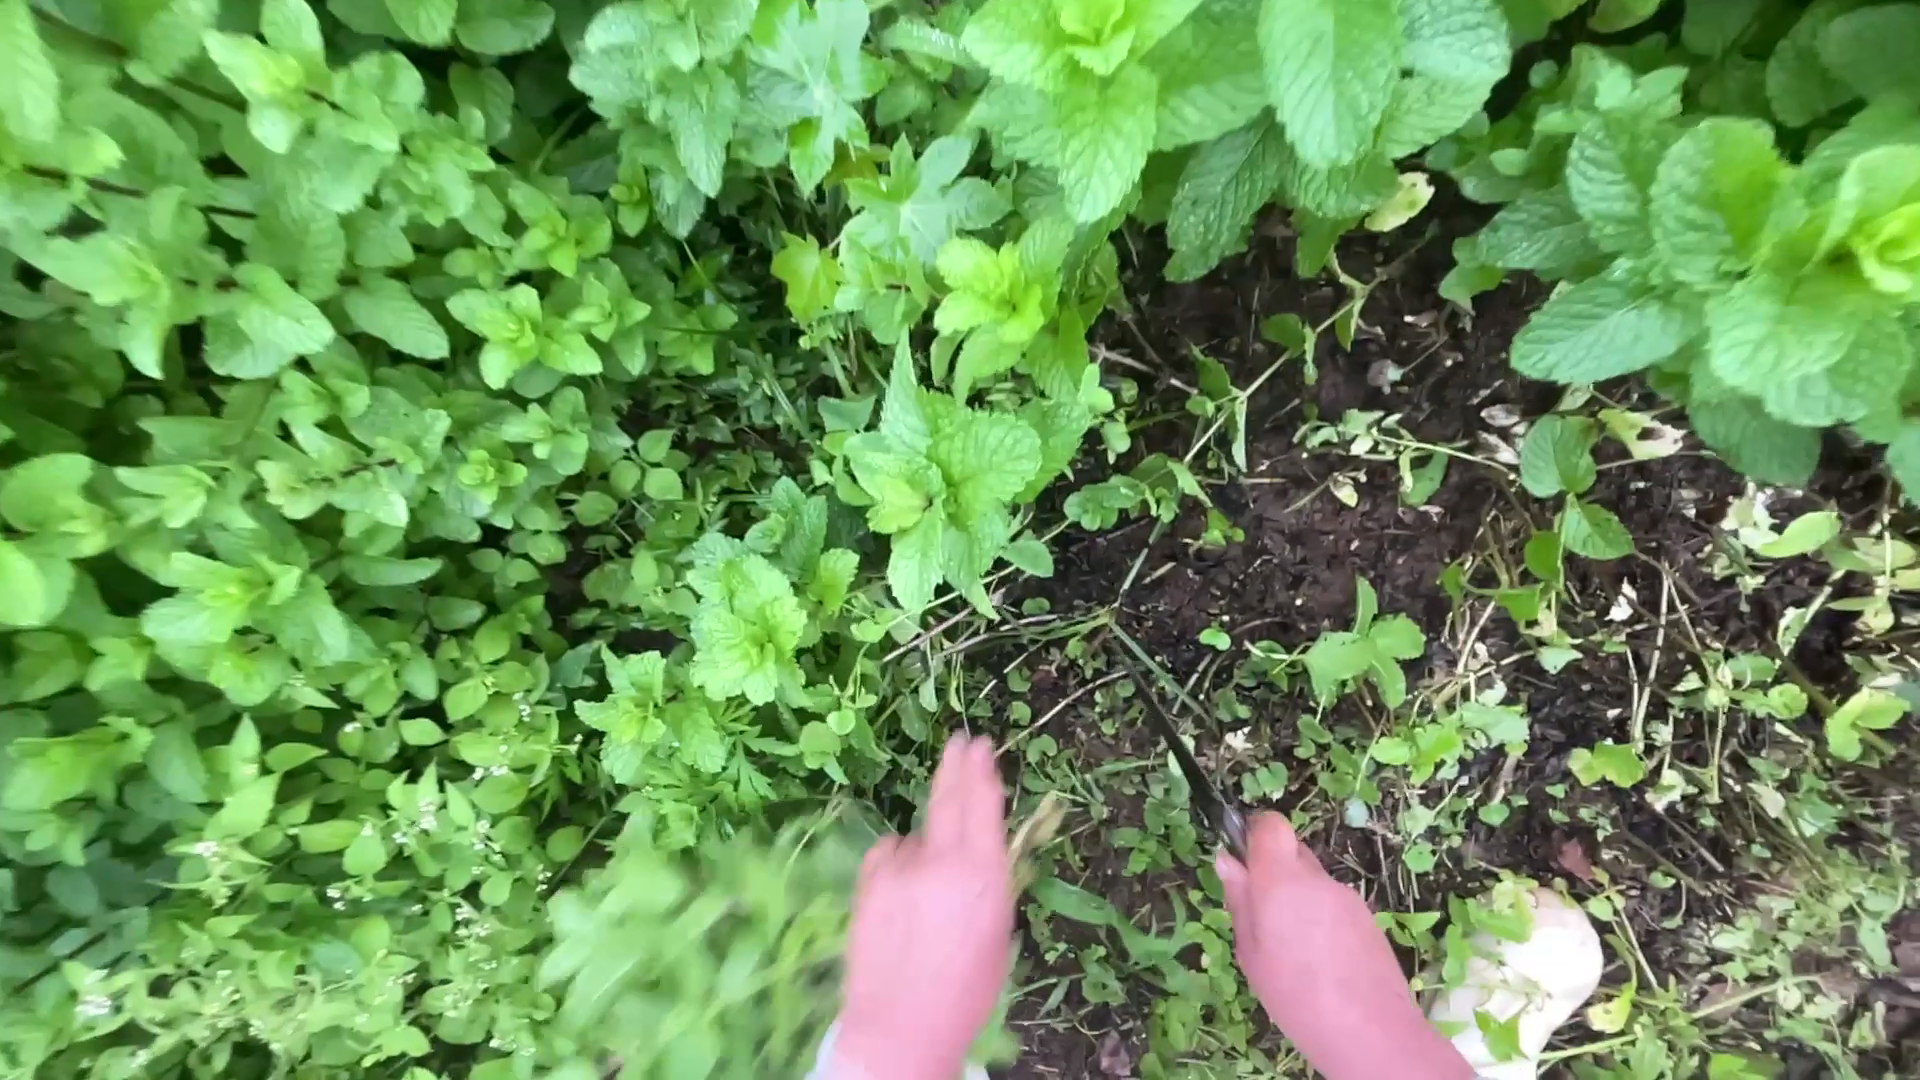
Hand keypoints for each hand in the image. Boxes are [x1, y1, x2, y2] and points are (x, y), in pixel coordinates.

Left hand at [832, 736, 1012, 1079]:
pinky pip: (890, 855)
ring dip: (926, 850)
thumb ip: (989, 880)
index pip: (984, 805)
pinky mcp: (870, 877)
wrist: (899, 1029)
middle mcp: (943, 860)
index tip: (981, 746)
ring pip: (919, 837)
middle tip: (961, 741)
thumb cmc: (965, 990)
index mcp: (984, 874)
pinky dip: (898, 866)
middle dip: (956, 764)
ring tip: (926, 897)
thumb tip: (982, 846)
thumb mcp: (997, 933)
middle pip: (949, 796)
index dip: (982, 771)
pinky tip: (900, 900)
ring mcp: (902, 866)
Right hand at [1215, 813, 1474, 1079]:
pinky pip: (1332, 904)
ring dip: (1299, 899)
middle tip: (1265, 916)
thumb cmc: (1296, 996)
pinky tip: (1322, 962)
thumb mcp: (1250, 952)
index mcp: (1281, 880)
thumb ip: (1240, 900)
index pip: (1270, 824)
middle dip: (1275, 872)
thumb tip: (1227, 860)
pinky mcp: (1368, 918)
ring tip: (1295, 950)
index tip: (1244, 861)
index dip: (1255, 833)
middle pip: (1291, 851)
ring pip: (1312, 880)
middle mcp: (1316, 878)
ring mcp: (1346, 897)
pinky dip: (1322, 920)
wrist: (1376, 1037)